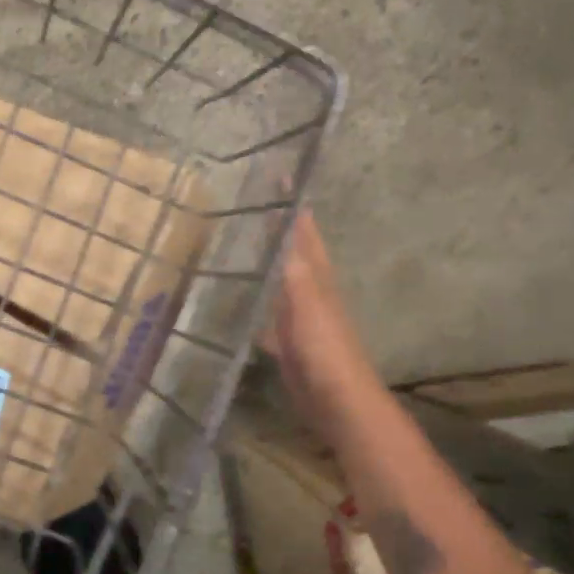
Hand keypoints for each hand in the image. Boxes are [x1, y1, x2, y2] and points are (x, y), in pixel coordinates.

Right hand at [259, 210, 381, 444]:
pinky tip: (236, 295)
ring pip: (278, 276)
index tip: (279, 172)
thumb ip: (294, 264)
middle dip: (275, 226)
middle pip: (291, 250)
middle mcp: (308, 289)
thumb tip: (286, 219)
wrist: (337, 401)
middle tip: (248, 200)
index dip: (292, 204)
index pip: (303, 230)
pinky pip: (266, 306)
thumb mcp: (307, 300)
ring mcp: (297, 315)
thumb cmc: (324, 348)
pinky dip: (254, 295)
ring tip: (236, 238)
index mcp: (315, 276)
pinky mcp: (285, 339)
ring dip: (263, 258)